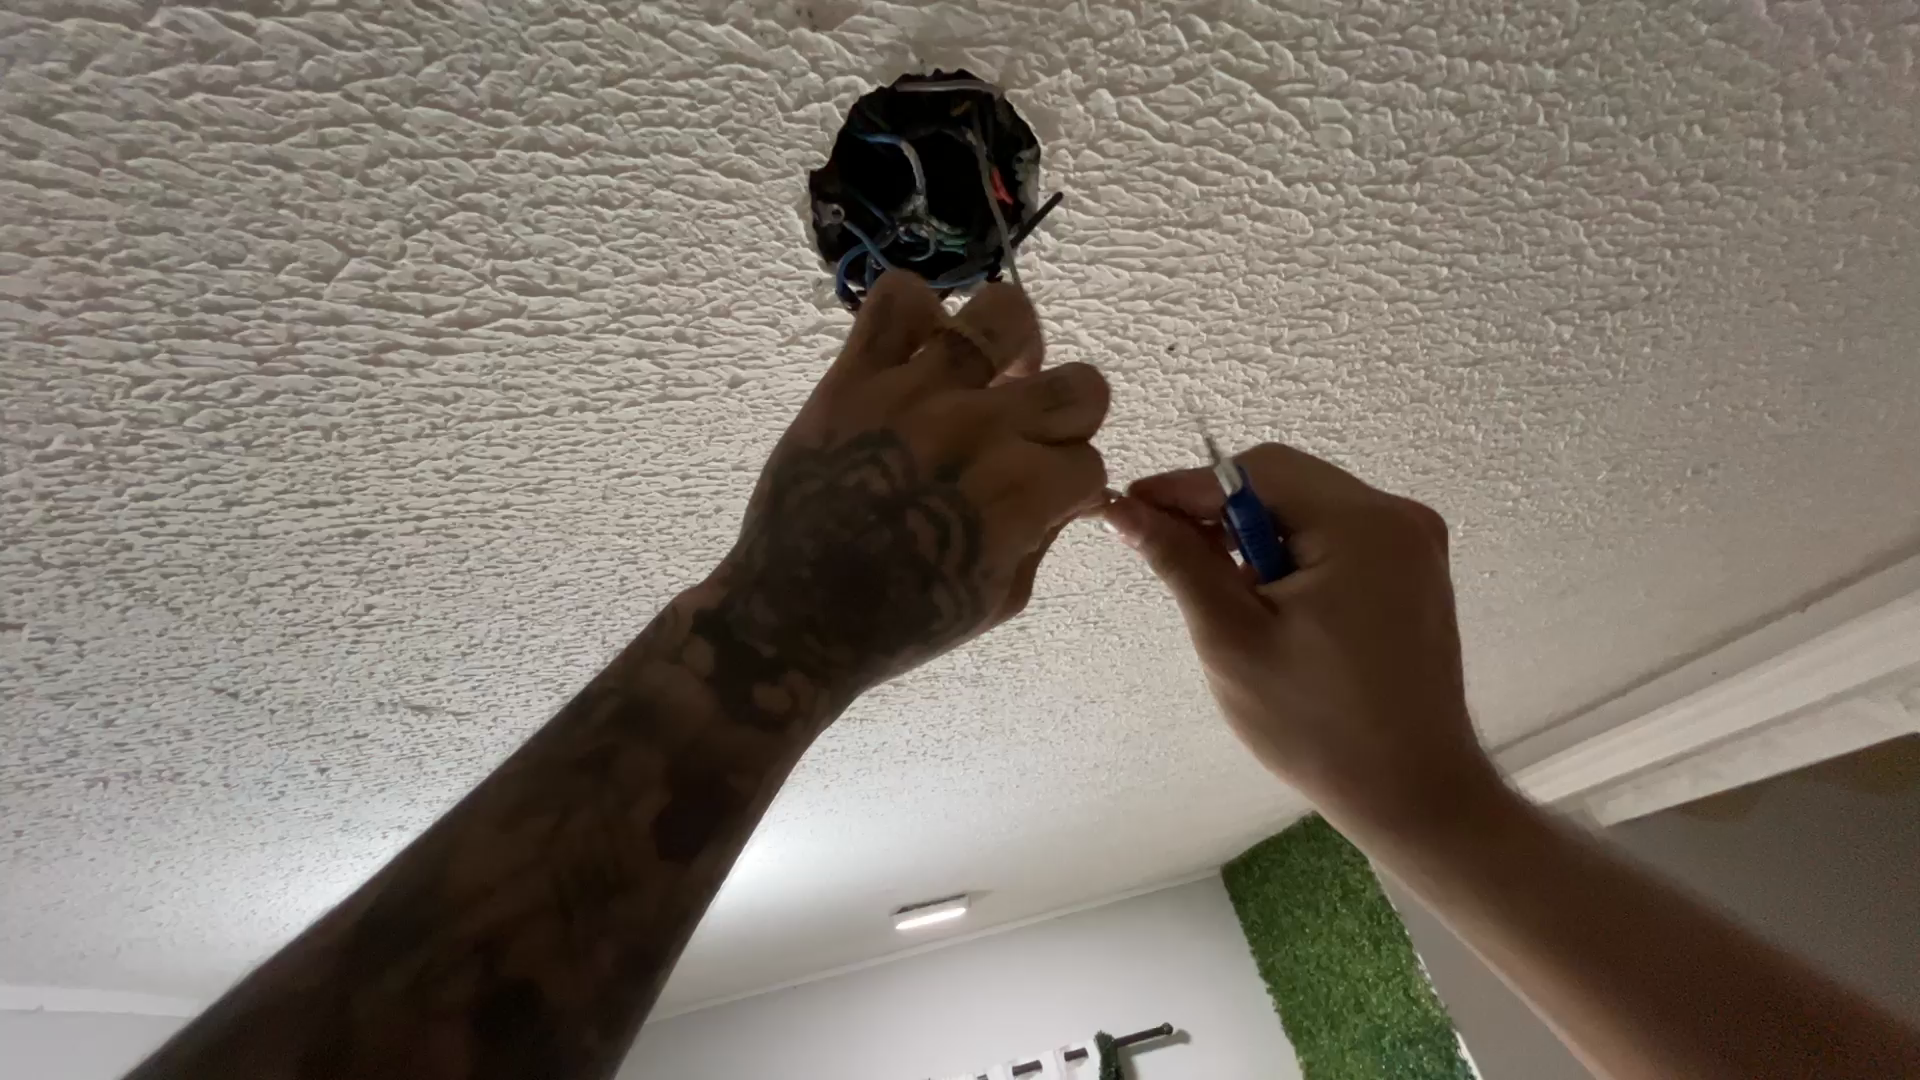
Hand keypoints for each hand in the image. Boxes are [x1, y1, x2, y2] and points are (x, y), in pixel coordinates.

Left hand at [704, 271, 1109, 706]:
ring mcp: (915, 393)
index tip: (1047, 499)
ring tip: (988, 378)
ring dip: (1011, 351)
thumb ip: (1043, 534)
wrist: (798, 617)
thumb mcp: (1002, 599)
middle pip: (1081, 385)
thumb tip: (1063, 490)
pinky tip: (917, 357)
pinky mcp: (855, 376)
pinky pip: (897, 299)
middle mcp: (980, 427)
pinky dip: (916, 315)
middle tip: (1029, 440)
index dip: (1073, 486)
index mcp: (1021, 491)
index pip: (1090, 460)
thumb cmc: (904, 623)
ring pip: (1003, 314)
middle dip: (1067, 420)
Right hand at [1104, 442, 1496, 832]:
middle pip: (1283, 481)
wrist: (1411, 793)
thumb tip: (1124, 509)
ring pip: (1303, 505)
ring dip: (1249, 531)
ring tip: (1215, 582)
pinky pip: (1330, 532)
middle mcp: (1398, 517)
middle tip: (1165, 545)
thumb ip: (1178, 560)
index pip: (1255, 472)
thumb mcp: (1231, 637)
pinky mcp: (1410, 569)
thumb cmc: (1314, 723)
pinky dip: (1285, 549)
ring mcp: (1412, 543)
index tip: (1129, 507)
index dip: (1185, 486)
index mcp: (1362, 526)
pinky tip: (1262, 593)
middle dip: (1217, 509)